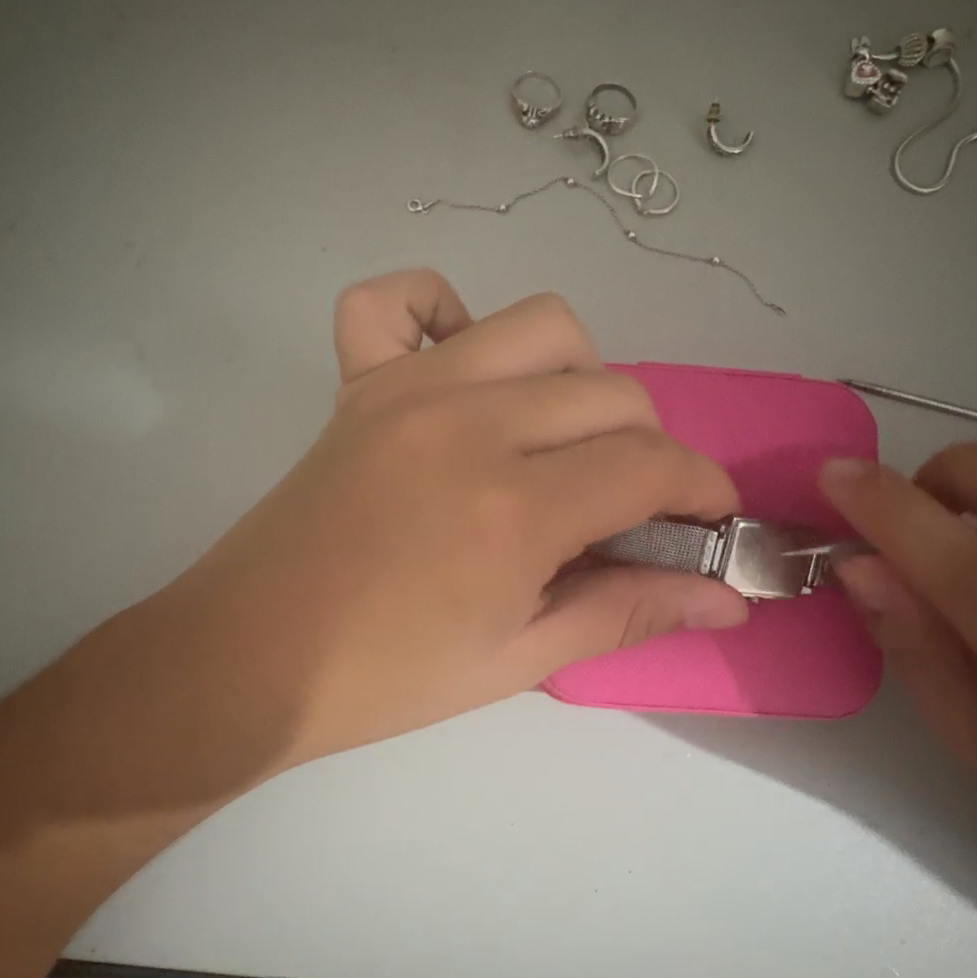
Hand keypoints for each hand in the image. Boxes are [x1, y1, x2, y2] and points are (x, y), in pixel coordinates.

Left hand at [151, 269, 745, 771]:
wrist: (249, 658)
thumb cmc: (385, 679)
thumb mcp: (517, 660)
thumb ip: (627, 613)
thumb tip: (727, 598)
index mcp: (514, 508)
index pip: (652, 466)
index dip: (702, 490)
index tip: (709, 519)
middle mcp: (471, 423)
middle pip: (613, 393)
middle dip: (650, 448)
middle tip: (628, 507)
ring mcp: (409, 388)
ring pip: (542, 326)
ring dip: (579, 376)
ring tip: (560, 440)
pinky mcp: (359, 381)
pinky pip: (401, 298)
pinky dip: (444, 311)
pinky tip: (461, 368)